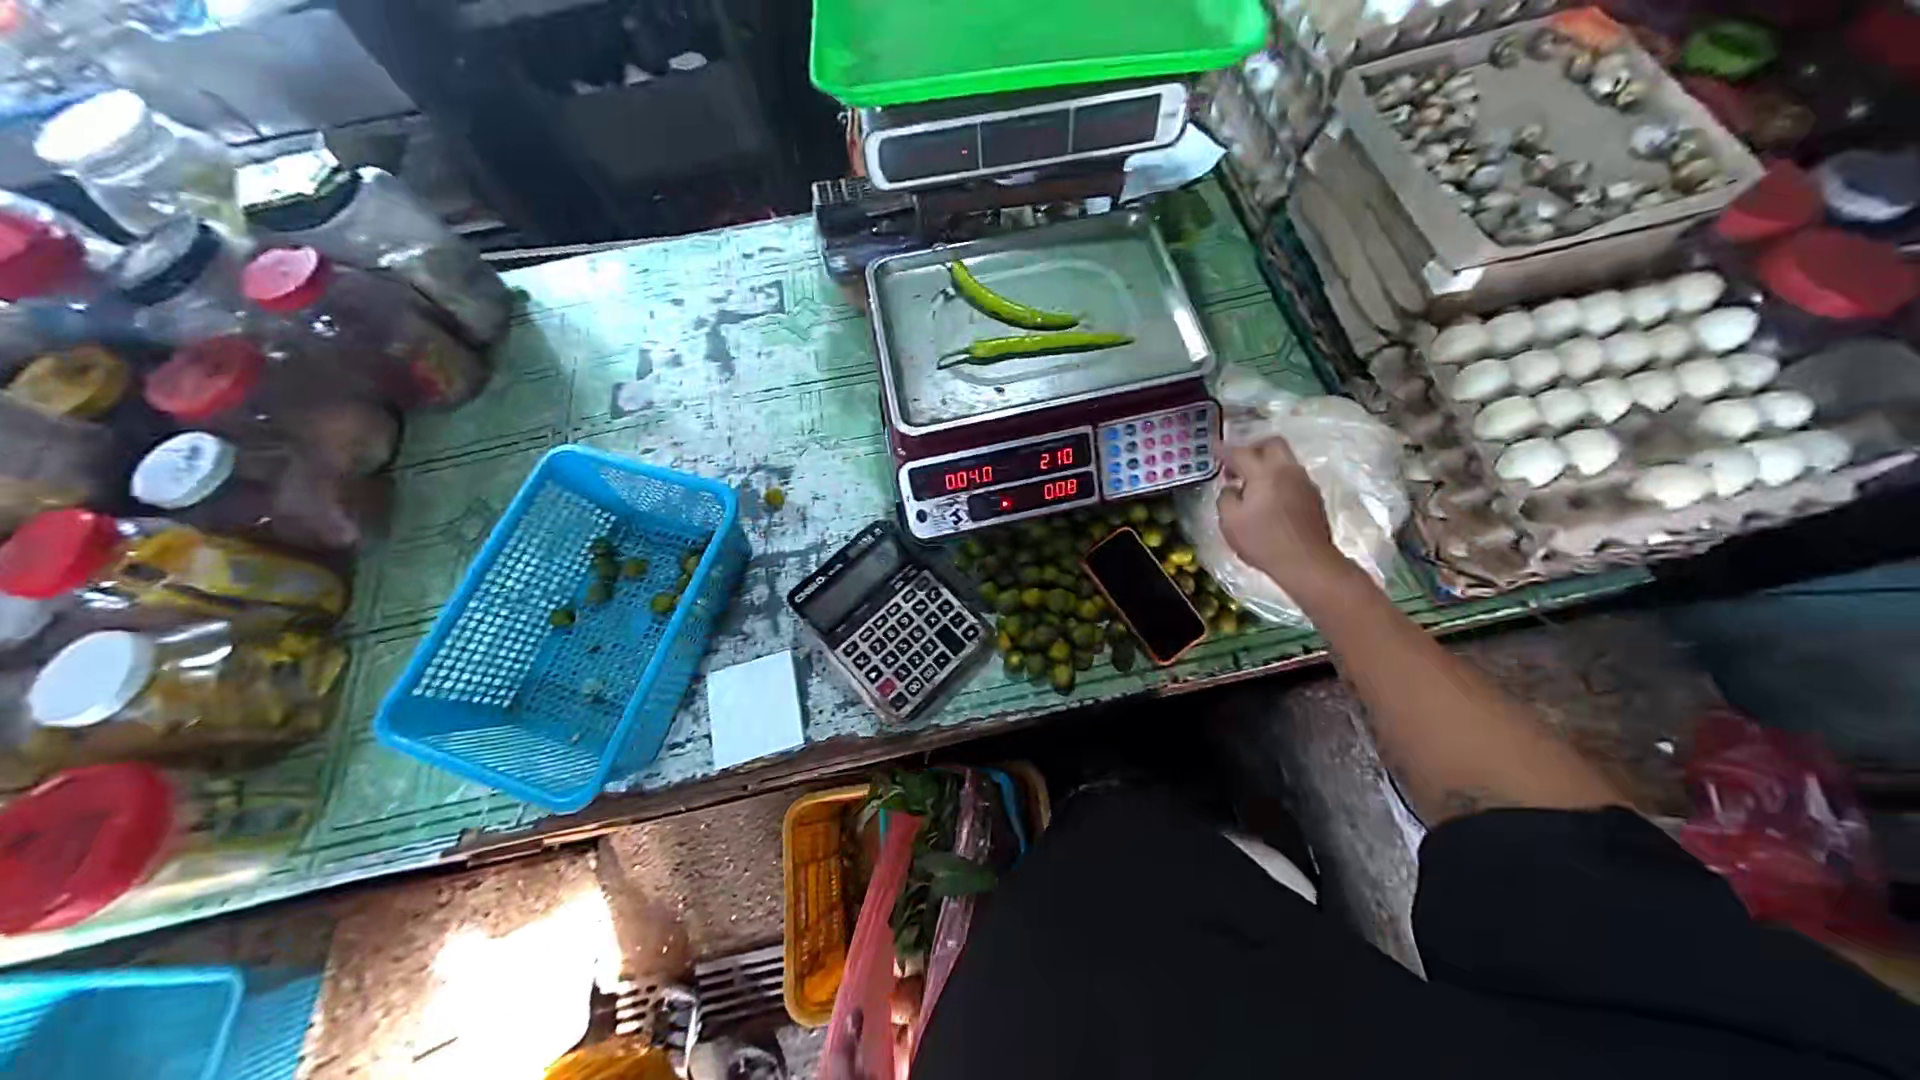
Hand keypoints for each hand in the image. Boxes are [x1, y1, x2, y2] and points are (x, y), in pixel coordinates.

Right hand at [1218, 437, 1351, 594]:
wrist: (1307, 562)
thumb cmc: (1263, 541)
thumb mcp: (1230, 521)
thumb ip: (1226, 497)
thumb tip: (1232, 488)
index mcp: (1264, 473)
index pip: (1240, 453)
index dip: (1224, 450)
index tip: (1214, 448)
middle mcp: (1288, 471)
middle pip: (1272, 444)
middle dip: (1253, 448)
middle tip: (1238, 464)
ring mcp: (1305, 483)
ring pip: (1285, 461)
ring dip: (1267, 466)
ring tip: (1251, 486)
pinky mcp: (1314, 498)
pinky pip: (1293, 478)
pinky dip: (1278, 481)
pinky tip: (1269, 501)